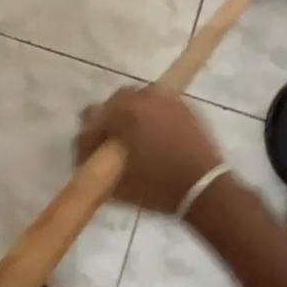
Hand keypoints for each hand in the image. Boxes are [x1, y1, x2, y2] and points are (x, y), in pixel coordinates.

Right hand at [75, 86, 223, 216]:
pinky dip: (154, 114)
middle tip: (112, 141)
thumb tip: (82, 155)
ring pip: (140, 98)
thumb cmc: (157, 187)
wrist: (204, 188)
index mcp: (123, 113)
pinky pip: (161, 103)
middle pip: (116, 100)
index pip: (91, 116)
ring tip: (135, 136)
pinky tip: (156, 134)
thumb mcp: (115, 182)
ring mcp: (167, 99)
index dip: (88, 135)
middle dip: (110, 118)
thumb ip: (92, 162)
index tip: (90, 151)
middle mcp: (144, 98)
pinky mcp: (185, 107)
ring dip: (132, 113)